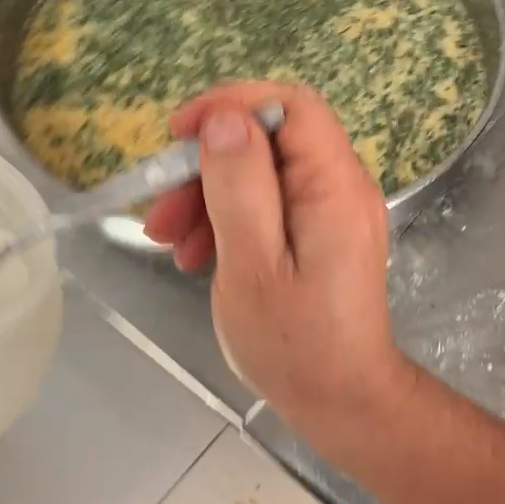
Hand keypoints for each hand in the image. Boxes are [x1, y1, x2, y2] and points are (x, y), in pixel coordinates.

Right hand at [143, 81, 413, 422]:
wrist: (342, 399)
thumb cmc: (294, 342)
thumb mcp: (252, 263)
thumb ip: (240, 187)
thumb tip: (224, 118)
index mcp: (335, 185)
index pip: (291, 106)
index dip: (233, 104)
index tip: (179, 133)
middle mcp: (343, 186)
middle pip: (272, 140)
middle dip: (210, 163)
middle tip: (160, 210)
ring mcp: (335, 209)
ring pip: (265, 172)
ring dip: (211, 196)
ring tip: (169, 242)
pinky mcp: (323, 232)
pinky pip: (274, 203)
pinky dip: (231, 218)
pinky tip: (197, 254)